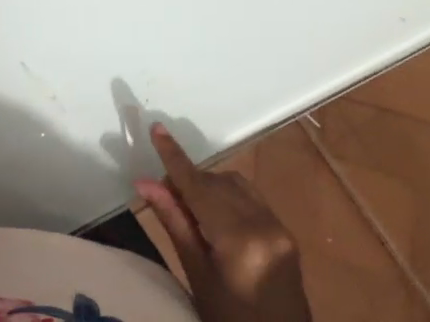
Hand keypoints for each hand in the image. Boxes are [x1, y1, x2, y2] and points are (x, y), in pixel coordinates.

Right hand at [134, 123, 311, 321]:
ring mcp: (279, 227)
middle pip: (216, 182)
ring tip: (188, 208)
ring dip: (208, 185)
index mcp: (239, 238)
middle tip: (163, 194)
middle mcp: (263, 223)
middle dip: (187, 179)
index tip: (156, 128)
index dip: (174, 157)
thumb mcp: (197, 276)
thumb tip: (144, 182)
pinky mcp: (285, 233)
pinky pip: (250, 198)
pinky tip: (213, 216)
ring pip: (234, 185)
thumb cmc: (230, 321)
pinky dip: (227, 196)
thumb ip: (174, 223)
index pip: (198, 186)